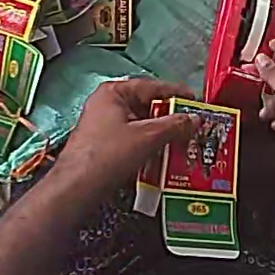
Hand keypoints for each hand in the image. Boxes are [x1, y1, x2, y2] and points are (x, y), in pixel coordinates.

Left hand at [47, 78, 198, 204]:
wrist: (78, 187)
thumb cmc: (109, 155)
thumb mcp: (147, 136)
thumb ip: (174, 125)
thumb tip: (195, 119)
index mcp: (114, 92)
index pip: (152, 86)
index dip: (176, 94)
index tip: (195, 101)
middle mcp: (106, 103)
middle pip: (146, 105)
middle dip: (170, 117)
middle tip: (192, 125)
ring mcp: (103, 124)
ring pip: (140, 123)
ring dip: (160, 132)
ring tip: (182, 141)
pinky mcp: (103, 143)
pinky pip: (132, 137)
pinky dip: (148, 143)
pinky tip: (163, 154)